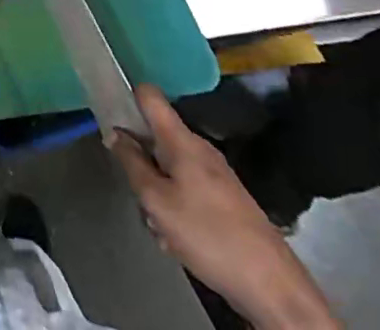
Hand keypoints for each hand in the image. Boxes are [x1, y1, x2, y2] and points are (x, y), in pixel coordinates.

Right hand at [110, 85, 340, 329]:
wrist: (271, 284)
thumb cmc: (208, 234)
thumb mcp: (156, 200)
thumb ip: (132, 163)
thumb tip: (115, 134)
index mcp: (182, 140)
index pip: (150, 96)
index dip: (127, 95)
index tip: (108, 112)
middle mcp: (199, 149)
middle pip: (156, 137)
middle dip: (139, 160)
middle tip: (134, 189)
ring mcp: (214, 173)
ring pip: (168, 167)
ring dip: (155, 190)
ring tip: (158, 224)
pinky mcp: (223, 197)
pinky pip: (185, 188)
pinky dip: (174, 206)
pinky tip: (176, 238)